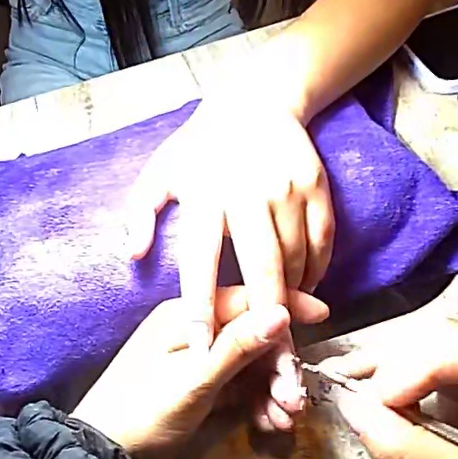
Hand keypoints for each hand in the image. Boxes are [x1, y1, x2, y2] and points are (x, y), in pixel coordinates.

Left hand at [75, 287, 329, 458]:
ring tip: (284, 419)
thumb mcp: (193, 381)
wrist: (110, 455)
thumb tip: (281, 312)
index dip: (283, 307)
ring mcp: (199, 358)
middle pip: (254, 335)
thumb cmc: (144, 412)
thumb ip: (236, 347)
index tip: (323, 316)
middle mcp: (194, 330)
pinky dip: (258, 401)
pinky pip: (242, 384)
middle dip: (280, 366)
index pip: (244, 299)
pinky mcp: (203, 385)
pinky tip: (268, 423)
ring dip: (273, 388)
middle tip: (295, 400)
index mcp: (185, 315)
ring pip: (252, 363)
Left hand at [124, 94, 332, 432]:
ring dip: (290, 298)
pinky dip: (315, 271)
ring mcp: (289, 190)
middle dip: (263, 318)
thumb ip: (141, 213)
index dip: (202, 306)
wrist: (255, 102)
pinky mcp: (318, 188)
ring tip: (280, 328)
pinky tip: (303, 289)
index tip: (203, 346)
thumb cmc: (198, 147)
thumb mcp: (159, 173)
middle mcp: (249, 194)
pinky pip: (323, 243)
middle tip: (264, 355)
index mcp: (205, 195)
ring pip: (296, 259)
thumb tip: (134, 255)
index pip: (201, 261)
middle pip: (261, 268)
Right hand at [328, 318, 457, 458]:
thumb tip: (351, 404)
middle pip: (448, 334)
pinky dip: (386, 363)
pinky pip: (420, 348)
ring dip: (384, 359)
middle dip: (396, 361)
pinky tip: (364, 377)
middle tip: (359, 394)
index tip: (386, 398)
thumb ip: (410, 452)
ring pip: (427, 335)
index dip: (424, 362)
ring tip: (352, 383)